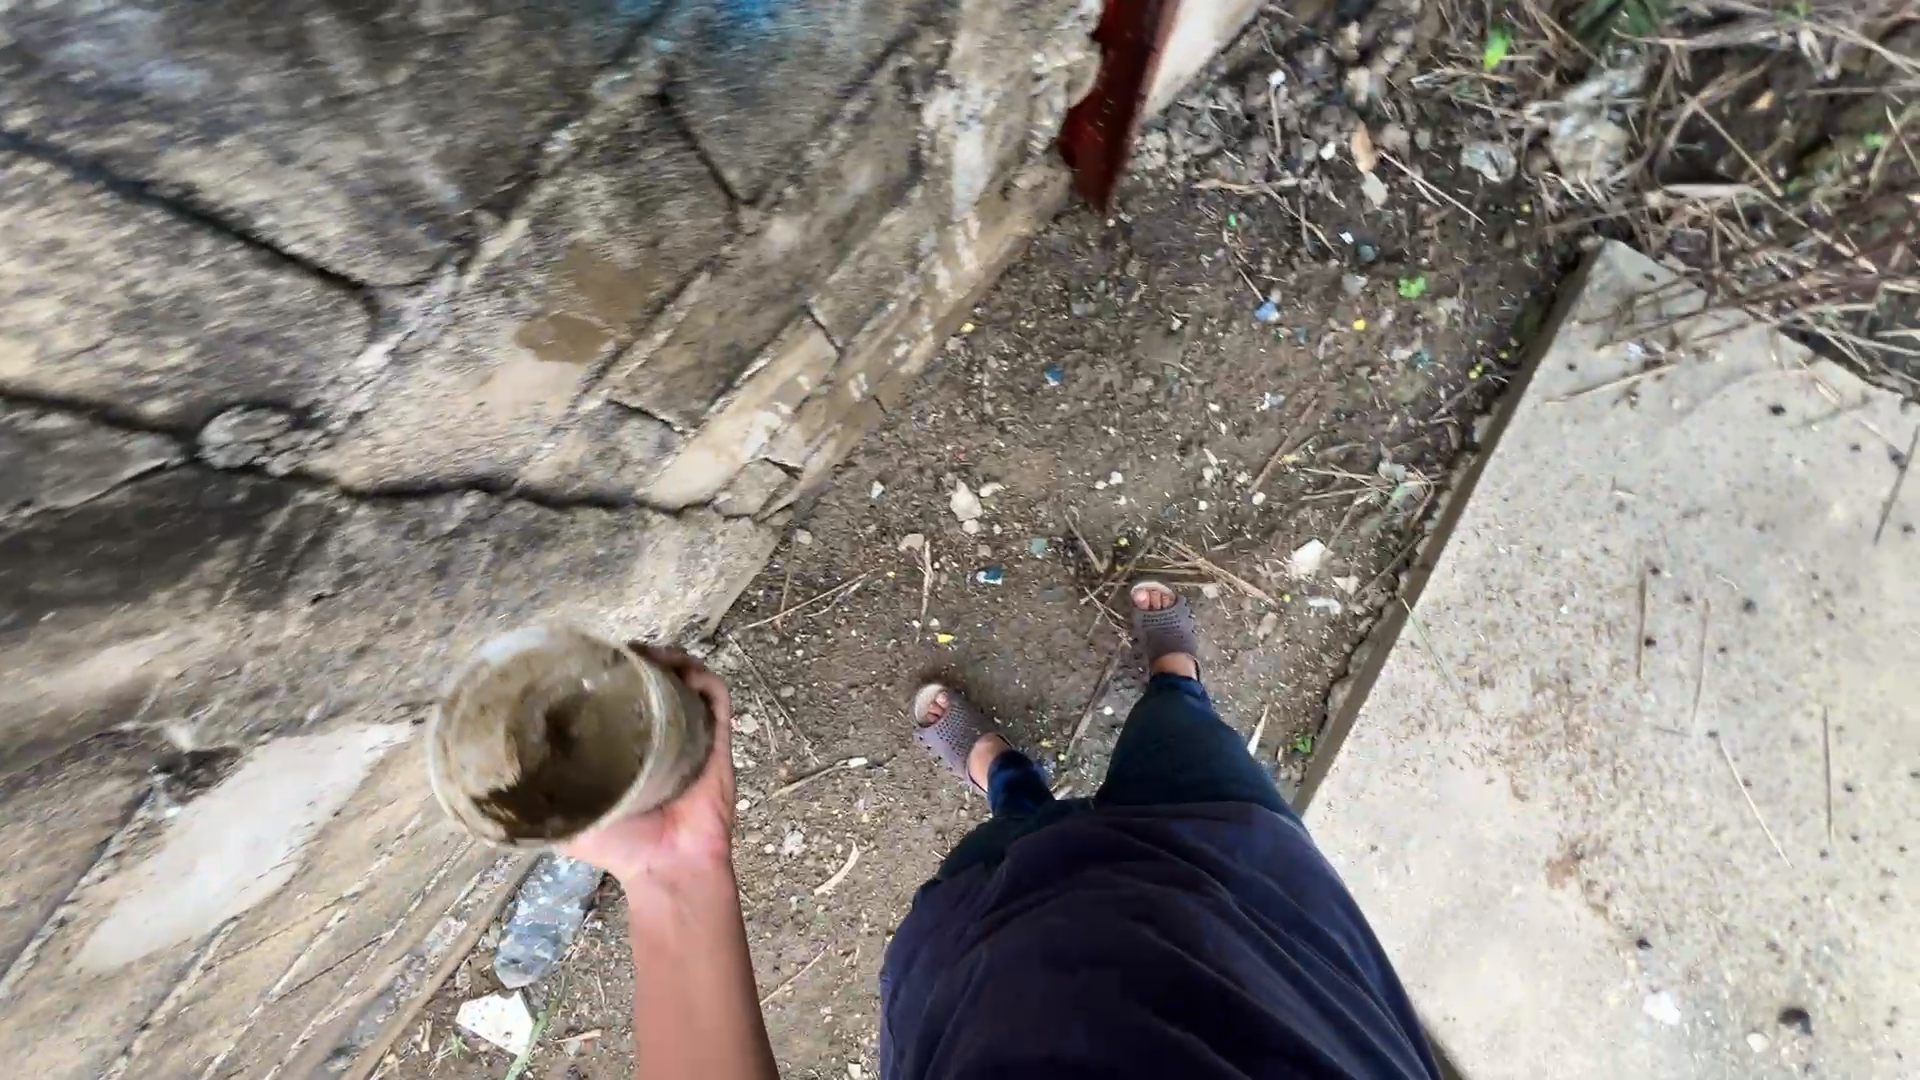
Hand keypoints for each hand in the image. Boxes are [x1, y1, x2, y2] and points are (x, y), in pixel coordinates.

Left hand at [561, 645, 734, 886]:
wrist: (667, 866)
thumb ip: (537, 800)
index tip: (594, 661)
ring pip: (688, 682)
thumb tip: (483, 786)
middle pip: (660, 684)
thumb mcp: (567, 818)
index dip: (615, 676)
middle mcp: (665, 737)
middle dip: (644, 661)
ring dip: (672, 661)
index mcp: (634, 751)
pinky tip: (682, 668)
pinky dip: (703, 678)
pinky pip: (717, 698)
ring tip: (650, 653)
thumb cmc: (620, 849)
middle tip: (623, 652)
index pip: (627, 702)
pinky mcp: (719, 739)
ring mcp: (695, 735)